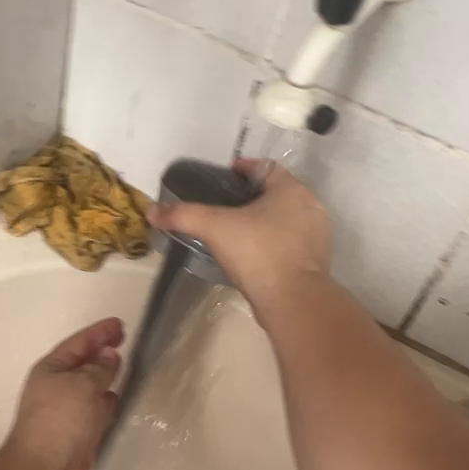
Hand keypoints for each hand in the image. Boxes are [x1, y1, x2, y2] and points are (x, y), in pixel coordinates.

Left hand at [2, 317, 124, 469]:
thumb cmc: (61, 419)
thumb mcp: (83, 385)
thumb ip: (99, 369)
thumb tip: (109, 355)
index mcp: (50, 369)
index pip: (77, 343)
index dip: (98, 332)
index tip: (119, 324)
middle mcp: (55, 388)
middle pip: (81, 364)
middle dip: (101, 352)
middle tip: (123, 340)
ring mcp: (65, 412)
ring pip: (88, 387)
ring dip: (104, 377)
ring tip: (124, 367)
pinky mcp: (76, 434)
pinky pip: (93, 410)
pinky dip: (105, 402)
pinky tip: (117, 399)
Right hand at [149, 160, 331, 306]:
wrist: (293, 301)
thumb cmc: (258, 252)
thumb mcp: (215, 228)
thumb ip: (184, 215)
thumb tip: (152, 211)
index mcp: (291, 190)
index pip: (267, 167)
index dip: (244, 168)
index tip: (226, 176)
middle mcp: (310, 207)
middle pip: (277, 193)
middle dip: (253, 197)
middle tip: (225, 206)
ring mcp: (316, 236)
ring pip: (285, 220)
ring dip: (263, 222)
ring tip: (236, 231)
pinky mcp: (314, 263)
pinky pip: (289, 245)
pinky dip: (272, 244)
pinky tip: (251, 256)